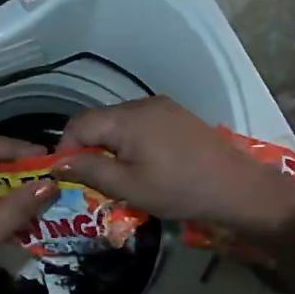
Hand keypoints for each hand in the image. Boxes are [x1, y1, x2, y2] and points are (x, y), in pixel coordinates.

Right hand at [54, 98, 294, 236]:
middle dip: (88, 148)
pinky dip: (130, 142)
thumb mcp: (128, 187)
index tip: (68, 177)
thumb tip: (57, 164)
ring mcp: (162, 107)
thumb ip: (90, 171)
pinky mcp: (176, 116)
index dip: (66, 149)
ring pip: (119, 123)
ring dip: (109, 146)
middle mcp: (142, 103)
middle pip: (99, 120)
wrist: (236, 188)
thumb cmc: (178, 190)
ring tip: (117, 176)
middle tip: (92, 180)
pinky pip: (140, 124)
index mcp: (127, 118)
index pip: (79, 124)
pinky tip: (142, 165)